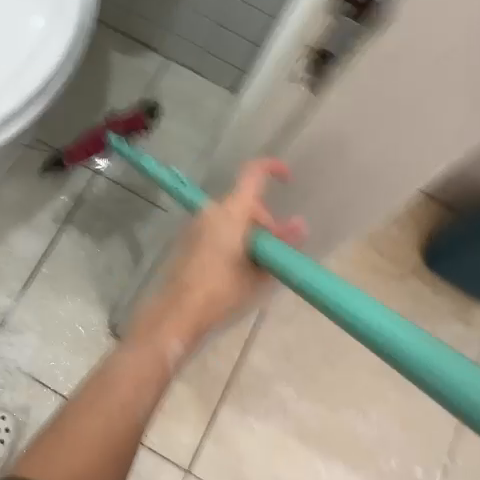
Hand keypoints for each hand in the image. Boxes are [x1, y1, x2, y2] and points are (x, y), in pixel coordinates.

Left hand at [135, 158, 306, 350]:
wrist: (179, 311)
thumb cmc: (223, 290)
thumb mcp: (259, 271)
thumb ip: (281, 244)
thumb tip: (300, 224)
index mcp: (231, 212)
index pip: (252, 174)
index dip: (272, 168)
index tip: (288, 178)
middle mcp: (212, 211)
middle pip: (246, 203)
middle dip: (265, 222)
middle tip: (275, 253)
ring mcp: (197, 224)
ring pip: (232, 217)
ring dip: (249, 233)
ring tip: (257, 267)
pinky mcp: (188, 240)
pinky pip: (218, 229)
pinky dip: (233, 239)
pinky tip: (237, 269)